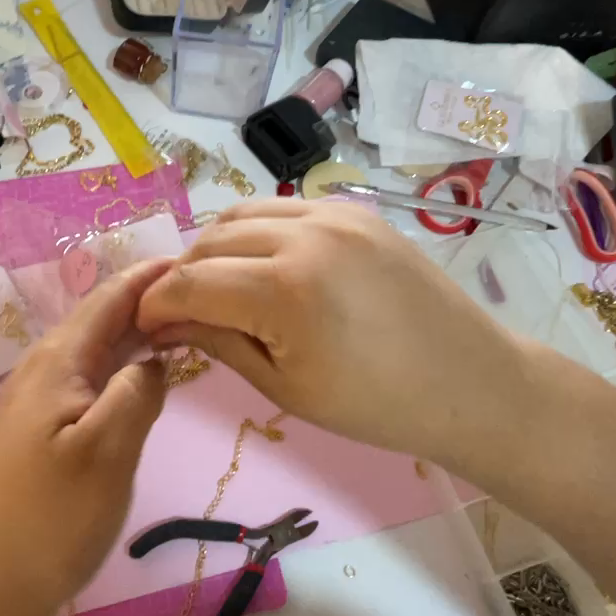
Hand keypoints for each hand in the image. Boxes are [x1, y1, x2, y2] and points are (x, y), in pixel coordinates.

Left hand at [0, 260, 170, 607]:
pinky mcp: (45, 426)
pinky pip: (92, 377)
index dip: (148, 276)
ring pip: (99, 348)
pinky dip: (125, 365)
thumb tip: (156, 358)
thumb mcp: (108, 450)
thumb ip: (138, 391)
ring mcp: (42, 397)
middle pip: (103, 318)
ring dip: (138, 332)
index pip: (109, 298)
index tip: (190, 257)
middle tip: (200, 291)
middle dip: (148, 300)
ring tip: (184, 323)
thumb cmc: (53, 516)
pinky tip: (147, 376)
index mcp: (59, 359)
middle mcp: (46, 366)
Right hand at [134, 200, 540, 475]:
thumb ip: (217, 341)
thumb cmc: (376, 405)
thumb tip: (163, 324)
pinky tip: (261, 265)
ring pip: (240, 214)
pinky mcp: (353, 210)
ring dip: (215, 247)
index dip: (157, 304)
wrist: (469, 383)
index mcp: (285, 290)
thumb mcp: (284, 386)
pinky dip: (256, 232)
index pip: (191, 283)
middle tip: (179, 312)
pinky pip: (281, 209)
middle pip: (210, 241)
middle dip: (183, 276)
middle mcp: (304, 235)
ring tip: (218, 285)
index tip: (145, 325)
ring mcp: (332, 213)